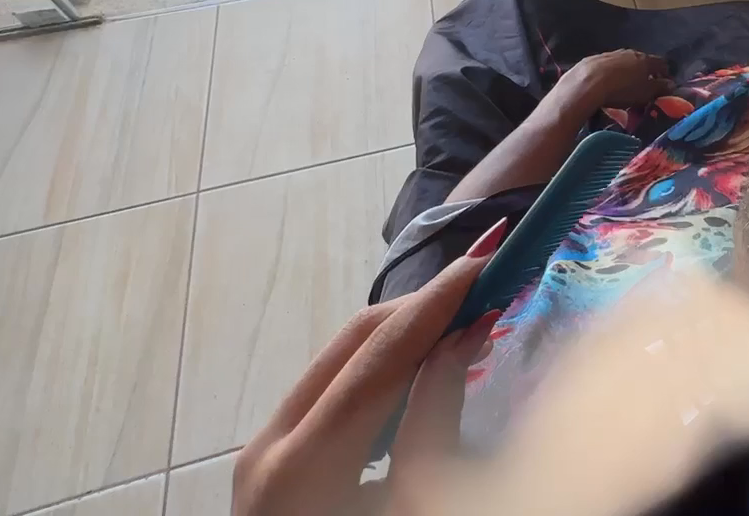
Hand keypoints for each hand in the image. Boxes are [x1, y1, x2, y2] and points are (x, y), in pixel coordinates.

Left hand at [233, 221, 506, 515]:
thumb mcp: (420, 505)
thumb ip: (437, 420)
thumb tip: (466, 334)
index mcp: (299, 470)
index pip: (376, 355)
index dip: (435, 300)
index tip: (484, 258)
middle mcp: (268, 446)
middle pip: (356, 339)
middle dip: (425, 303)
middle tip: (484, 280)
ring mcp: (264, 446)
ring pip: (346, 352)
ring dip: (408, 327)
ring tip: (466, 315)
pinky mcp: (277, 451)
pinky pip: (338, 379)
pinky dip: (387, 358)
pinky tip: (427, 359)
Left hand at [560, 50, 672, 110]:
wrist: (587, 82)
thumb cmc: (622, 90)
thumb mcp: (645, 94)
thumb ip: (659, 88)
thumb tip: (671, 84)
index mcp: (645, 60)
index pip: (661, 63)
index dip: (665, 73)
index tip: (664, 83)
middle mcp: (630, 52)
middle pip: (643, 60)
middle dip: (645, 71)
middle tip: (644, 85)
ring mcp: (612, 53)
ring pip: (626, 61)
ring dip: (628, 71)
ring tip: (625, 85)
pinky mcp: (596, 58)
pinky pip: (610, 64)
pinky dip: (613, 72)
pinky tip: (608, 82)